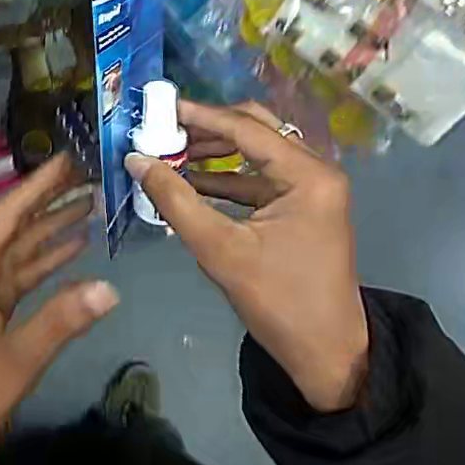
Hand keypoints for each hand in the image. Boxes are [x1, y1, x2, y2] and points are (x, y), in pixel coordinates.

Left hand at [0, 154, 118, 464]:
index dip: (37, 186)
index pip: (7, 215)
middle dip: (49, 197)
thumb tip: (110, 287)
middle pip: (16, 224)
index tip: (66, 160)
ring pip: (23, 246)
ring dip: (53, 225)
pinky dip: (49, 258)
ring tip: (89, 201)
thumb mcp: (12, 363)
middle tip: (86, 173)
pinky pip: (25, 273)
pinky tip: (76, 245)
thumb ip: (60, 322)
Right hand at [125, 100, 368, 412]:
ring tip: (171, 152)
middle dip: (207, 128)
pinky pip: (257, 175)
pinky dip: (224, 175)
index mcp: (308, 175)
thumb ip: (175, 199)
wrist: (327, 356)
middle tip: (165, 129)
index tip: (161, 108)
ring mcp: (310, 187)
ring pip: (254, 149)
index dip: (200, 116)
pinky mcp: (300, 204)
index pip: (245, 128)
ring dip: (213, 150)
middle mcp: (315, 170)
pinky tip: (189, 180)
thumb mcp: (219, 249)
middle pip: (254, 128)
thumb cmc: (279, 301)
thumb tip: (136, 159)